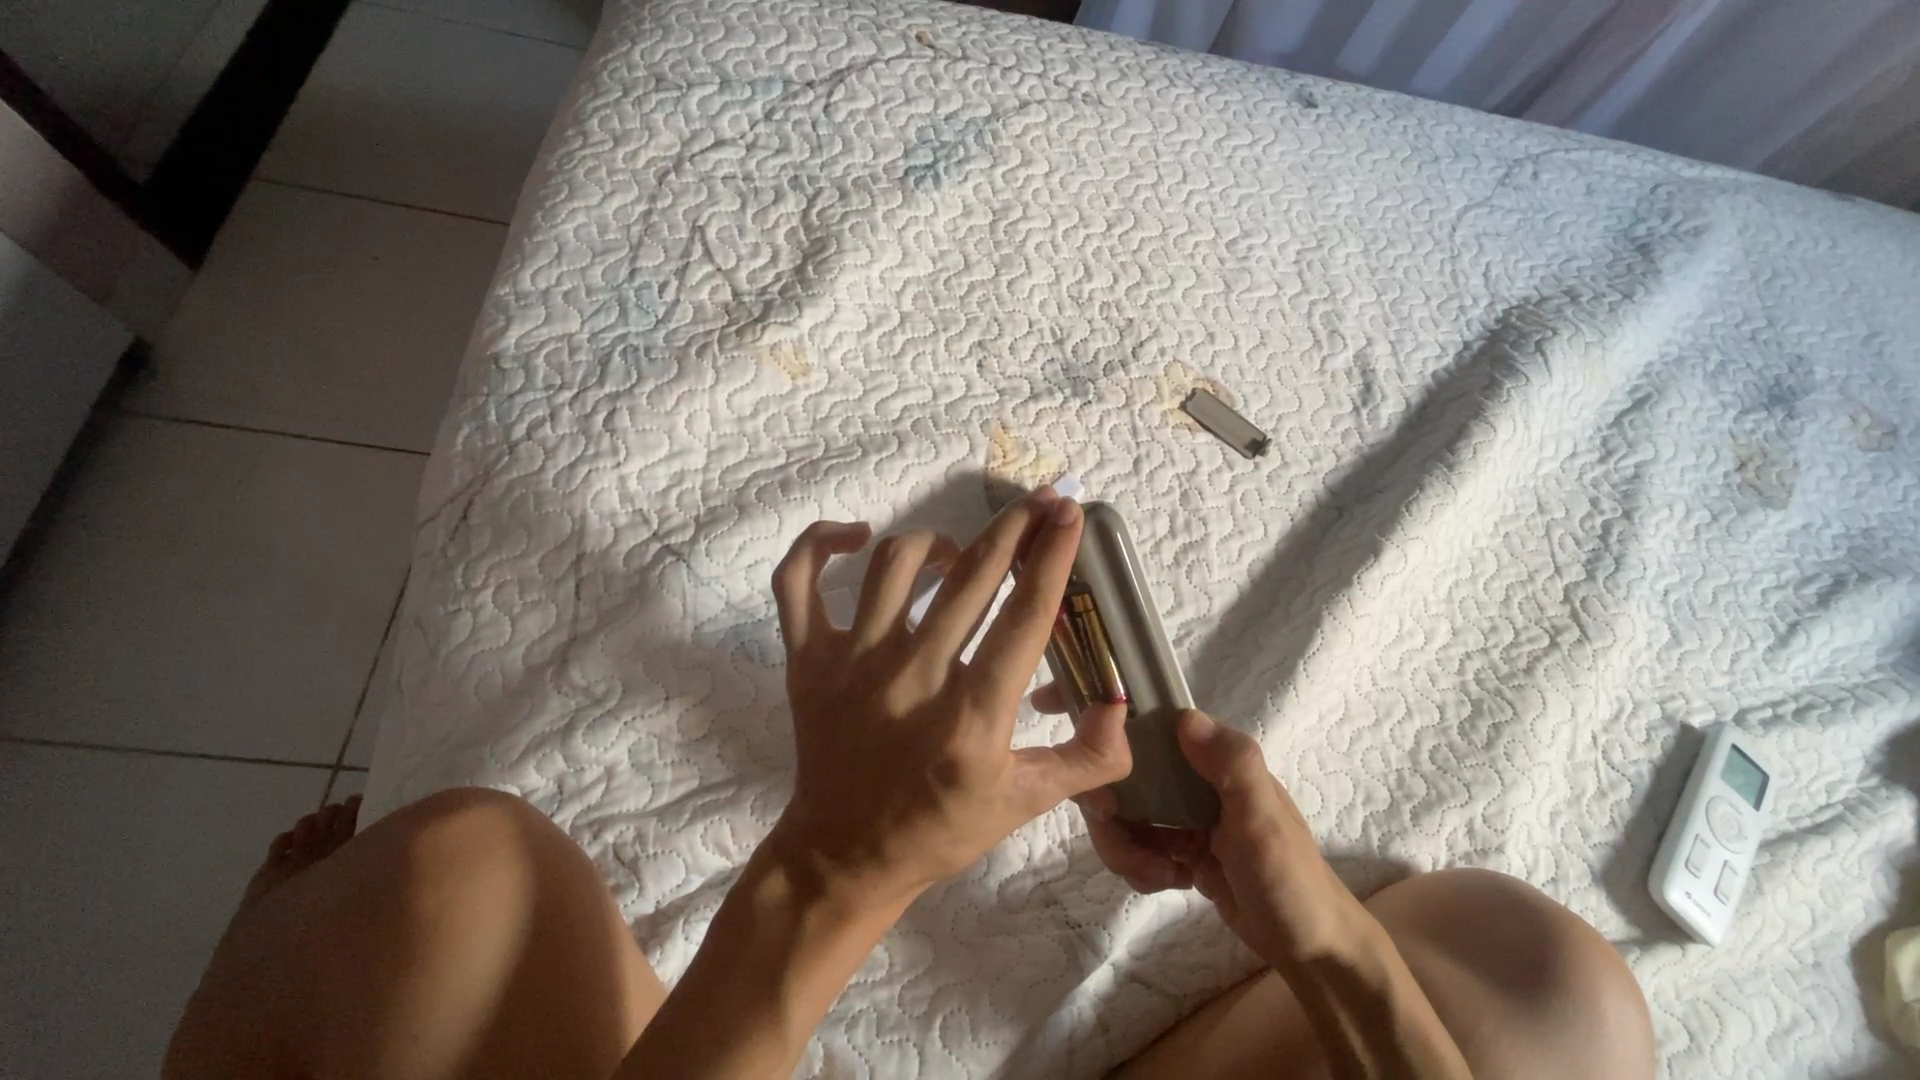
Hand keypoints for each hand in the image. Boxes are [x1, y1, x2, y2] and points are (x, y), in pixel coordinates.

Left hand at [767, 488, 1133, 905]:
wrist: (843, 855)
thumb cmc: (939, 828)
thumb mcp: (1024, 803)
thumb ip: (1087, 757)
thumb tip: (1120, 699)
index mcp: (972, 717)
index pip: (1025, 616)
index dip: (1052, 557)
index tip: (1069, 513)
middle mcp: (912, 678)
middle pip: (971, 576)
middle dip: (1015, 528)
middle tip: (1039, 502)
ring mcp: (852, 662)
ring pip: (895, 564)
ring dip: (938, 543)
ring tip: (960, 555)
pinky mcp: (808, 660)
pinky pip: (799, 579)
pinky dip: (821, 543)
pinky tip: (857, 536)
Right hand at [1033, 689, 1365, 964]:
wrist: (1309, 948)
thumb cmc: (1289, 877)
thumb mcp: (1263, 821)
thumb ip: (1231, 765)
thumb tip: (1183, 716)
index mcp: (1213, 755)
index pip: (1149, 719)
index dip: (1102, 719)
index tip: (1060, 723)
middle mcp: (1192, 774)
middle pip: (1120, 770)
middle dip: (1108, 810)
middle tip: (1116, 839)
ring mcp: (1181, 810)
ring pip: (1120, 811)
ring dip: (1124, 846)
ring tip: (1159, 875)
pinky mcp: (1175, 844)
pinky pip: (1132, 843)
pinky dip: (1137, 864)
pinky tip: (1168, 881)